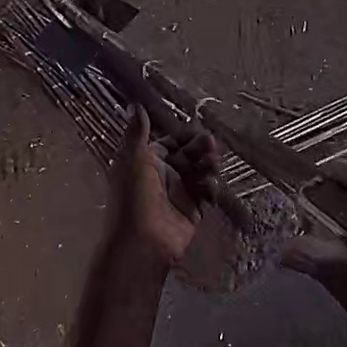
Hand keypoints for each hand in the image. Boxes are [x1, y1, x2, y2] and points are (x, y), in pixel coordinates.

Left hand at [108, 108, 217, 262]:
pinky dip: (211, 187)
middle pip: (188, 156)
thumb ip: (138, 131)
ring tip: (212, 166)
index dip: (185, 137)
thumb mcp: (133, 159)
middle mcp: (163, 176)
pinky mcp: (193, 210)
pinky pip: (207, 193)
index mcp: (146, 162)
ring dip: (208, 166)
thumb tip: (135, 105)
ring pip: (200, 172)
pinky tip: (210, 188)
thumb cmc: (135, 197)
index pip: (170, 143)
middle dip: (201, 149)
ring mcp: (179, 194)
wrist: (143, 241)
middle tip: (212, 146)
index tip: (200, 132)